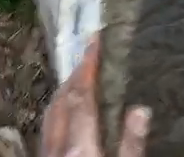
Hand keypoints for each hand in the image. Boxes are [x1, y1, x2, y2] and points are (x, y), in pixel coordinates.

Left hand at [40, 37, 150, 156]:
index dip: (89, 64)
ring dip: (66, 88)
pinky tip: (67, 109)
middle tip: (92, 53)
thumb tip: (142, 109)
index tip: (97, 38)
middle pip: (64, 97)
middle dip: (77, 72)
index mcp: (80, 143)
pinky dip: (58, 108)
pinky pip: (48, 123)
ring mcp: (46, 149)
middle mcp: (58, 141)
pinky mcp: (42, 155)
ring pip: (52, 110)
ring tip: (81, 74)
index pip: (83, 93)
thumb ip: (131, 144)